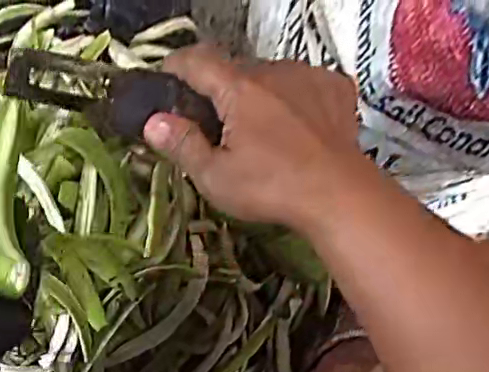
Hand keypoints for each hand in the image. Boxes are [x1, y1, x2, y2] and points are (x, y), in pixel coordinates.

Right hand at [143, 45, 368, 233]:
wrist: (335, 192)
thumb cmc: (268, 188)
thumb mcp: (215, 177)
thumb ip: (183, 145)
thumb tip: (153, 122)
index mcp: (239, 89)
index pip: (199, 61)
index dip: (177, 66)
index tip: (165, 76)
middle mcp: (274, 70)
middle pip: (236, 72)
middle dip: (219, 92)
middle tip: (212, 127)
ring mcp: (308, 75)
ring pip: (270, 78)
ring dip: (256, 98)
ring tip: (256, 136)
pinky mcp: (334, 88)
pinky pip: (301, 86)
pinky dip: (288, 103)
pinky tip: (290, 132)